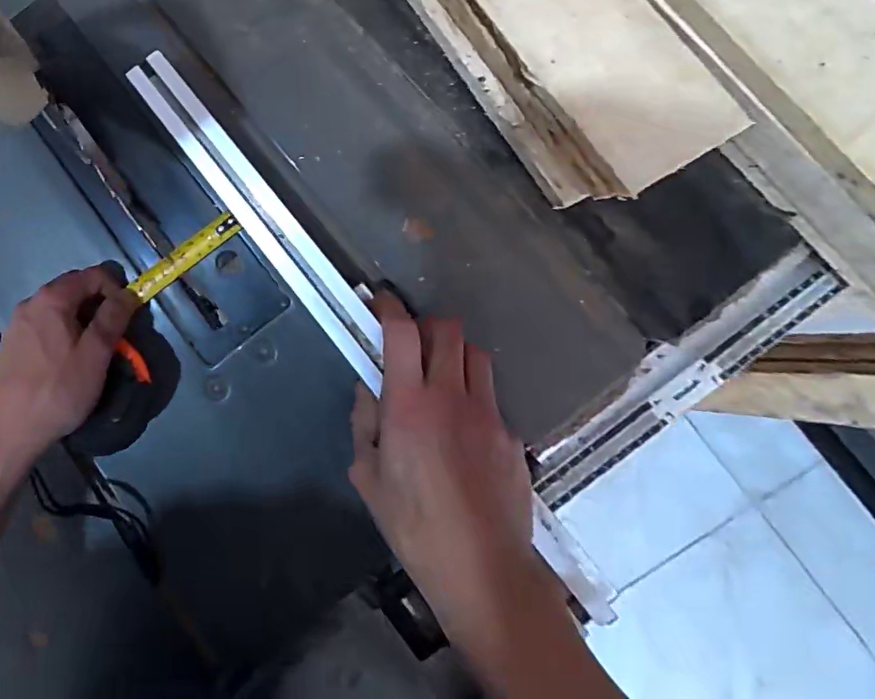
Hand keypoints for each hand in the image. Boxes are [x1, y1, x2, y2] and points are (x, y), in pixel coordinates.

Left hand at [0, 266, 137, 471]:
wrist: (9, 433)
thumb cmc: (58, 391)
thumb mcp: (95, 354)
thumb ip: (113, 317)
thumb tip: (128, 293)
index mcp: (51, 298)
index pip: (93, 275)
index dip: (117, 289)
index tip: (128, 317)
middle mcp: (31, 302)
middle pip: (75, 288)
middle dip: (102, 304)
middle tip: (118, 334)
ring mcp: (19, 323)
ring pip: (61, 308)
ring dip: (84, 320)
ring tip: (97, 349)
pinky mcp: (13, 344)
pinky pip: (47, 325)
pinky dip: (66, 331)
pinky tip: (71, 359)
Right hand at [349, 292, 541, 637]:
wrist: (484, 573)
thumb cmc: (415, 527)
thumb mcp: (368, 476)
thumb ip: (363, 423)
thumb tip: (368, 390)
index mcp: (408, 405)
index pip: (400, 332)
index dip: (389, 307)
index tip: (381, 302)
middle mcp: (450, 398)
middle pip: (447, 329)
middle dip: (426, 325)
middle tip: (411, 344)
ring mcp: (488, 415)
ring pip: (476, 354)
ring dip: (455, 354)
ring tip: (440, 378)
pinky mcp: (511, 437)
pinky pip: (492, 398)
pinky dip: (474, 397)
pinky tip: (463, 434)